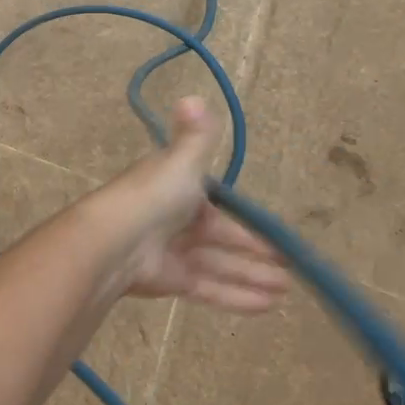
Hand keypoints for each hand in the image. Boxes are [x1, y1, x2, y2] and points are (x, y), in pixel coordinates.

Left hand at [93, 97, 290, 312]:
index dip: (245, 224)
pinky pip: (207, 289)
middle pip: (218, 240)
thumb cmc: (150, 198)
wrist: (113, 240)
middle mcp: (170, 222)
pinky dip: (235, 297)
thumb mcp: (179, 163)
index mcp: (174, 192)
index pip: (216, 209)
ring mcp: (168, 253)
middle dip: (253, 254)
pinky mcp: (167, 280)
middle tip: (291, 270)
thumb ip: (194, 137)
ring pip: (217, 266)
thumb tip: (193, 96)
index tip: (278, 239)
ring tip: (287, 293)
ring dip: (250, 277)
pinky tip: (267, 307)